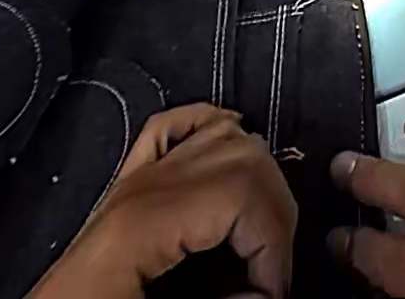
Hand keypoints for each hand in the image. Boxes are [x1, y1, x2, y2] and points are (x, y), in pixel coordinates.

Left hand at [30, 104, 298, 298]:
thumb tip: (264, 295)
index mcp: (145, 220)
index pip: (242, 194)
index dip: (274, 240)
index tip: (275, 293)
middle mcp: (147, 183)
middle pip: (244, 158)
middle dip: (276, 211)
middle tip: (275, 270)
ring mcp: (136, 176)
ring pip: (222, 134)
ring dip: (260, 172)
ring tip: (264, 228)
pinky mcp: (127, 182)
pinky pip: (176, 126)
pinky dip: (212, 123)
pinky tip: (234, 138)